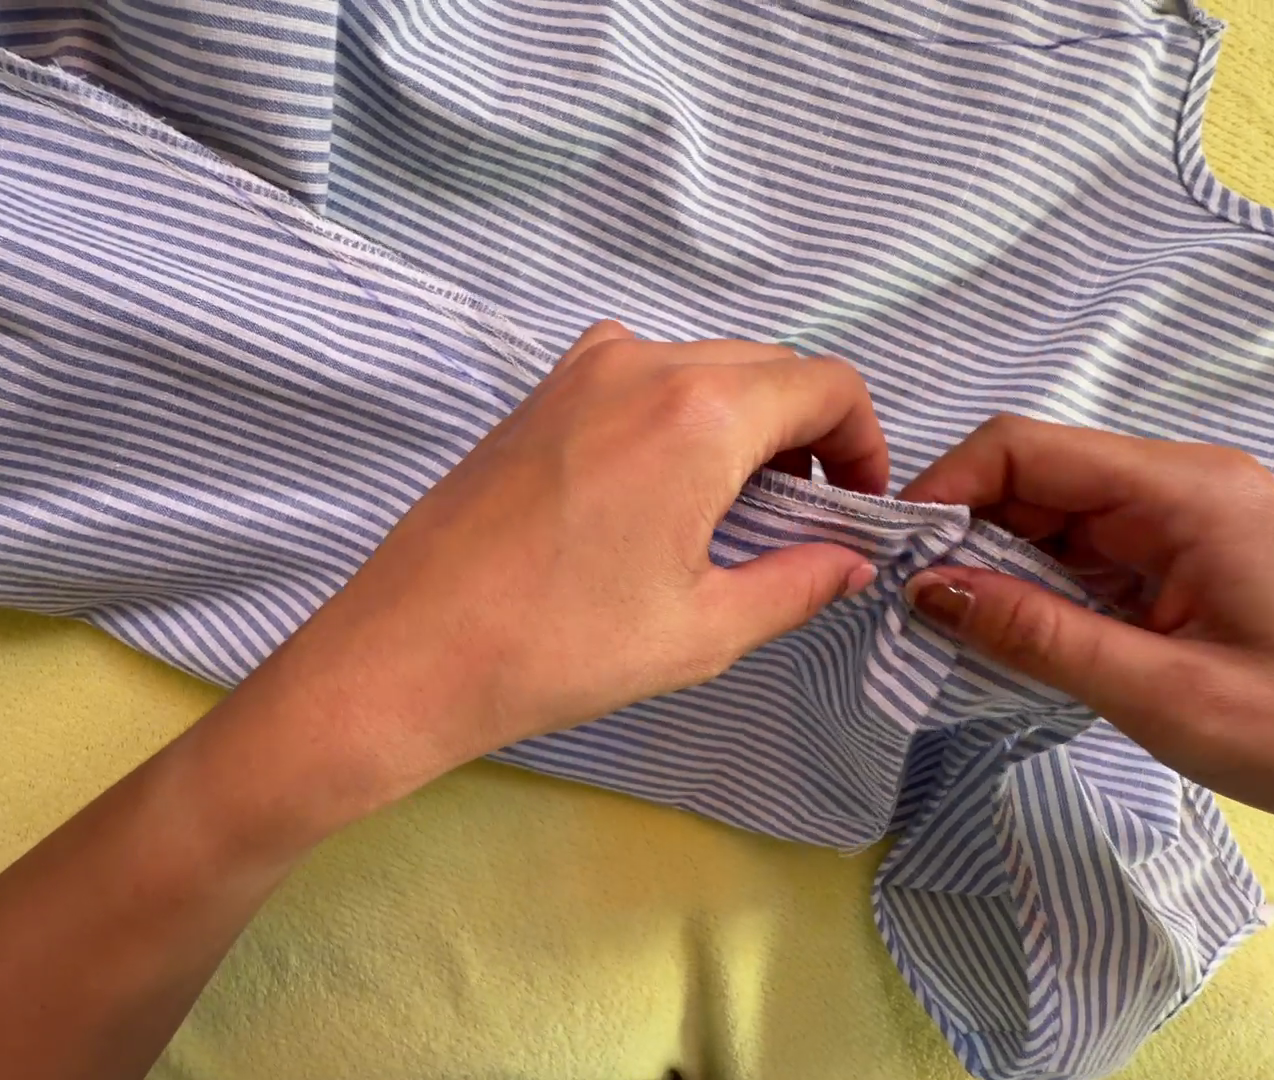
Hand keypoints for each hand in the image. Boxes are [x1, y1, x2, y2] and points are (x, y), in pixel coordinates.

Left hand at [247, 320, 888, 798]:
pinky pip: (639, 378)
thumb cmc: (562, 645)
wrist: (411, 647)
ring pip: (702, 369)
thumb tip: (850, 561)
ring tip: (728, 507)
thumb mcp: (703, 627)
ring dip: (740, 423)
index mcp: (700, 410)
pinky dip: (678, 416)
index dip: (862, 442)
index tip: (853, 504)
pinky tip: (657, 486)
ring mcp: (579, 368)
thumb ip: (798, 582)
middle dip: (805, 433)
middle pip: (766, 369)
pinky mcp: (539, 393)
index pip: (826, 384)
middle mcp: (642, 361)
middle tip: (799, 515)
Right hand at [898, 415, 1273, 865]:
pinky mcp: (1170, 558)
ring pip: (1041, 515)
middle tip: (912, 599)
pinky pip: (1070, 550)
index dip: (945, 487)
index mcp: (1185, 492)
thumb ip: (1035, 634)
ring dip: (987, 561)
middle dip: (958, 529)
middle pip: (1026, 477)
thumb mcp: (1164, 693)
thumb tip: (923, 588)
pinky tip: (1008, 626)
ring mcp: (1173, 521)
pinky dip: (1024, 583)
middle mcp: (1174, 487)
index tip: (896, 553)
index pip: (1024, 449)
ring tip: (951, 620)